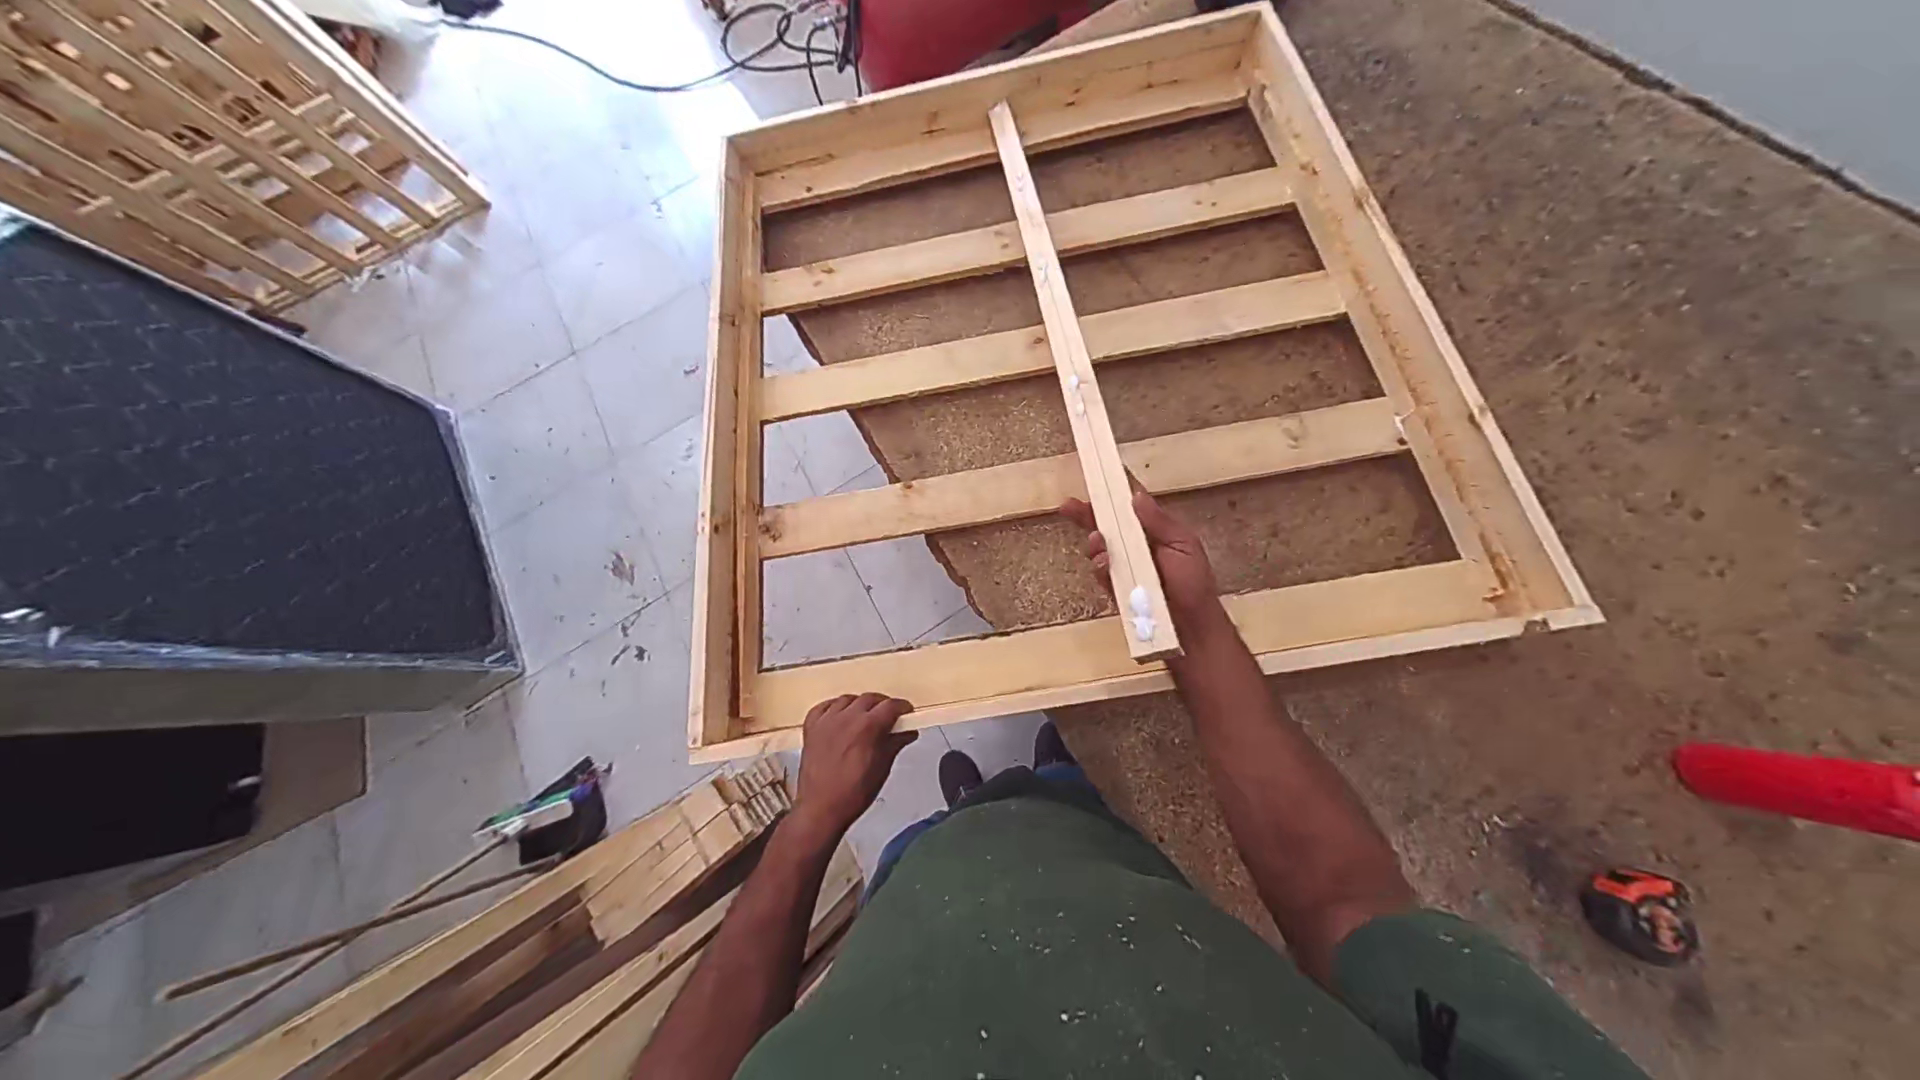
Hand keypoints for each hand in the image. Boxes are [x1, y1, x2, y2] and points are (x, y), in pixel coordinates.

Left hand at [791, 692, 916, 838]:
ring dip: (859, 704)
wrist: (821, 809)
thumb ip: (895, 744)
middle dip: (883, 704)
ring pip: (847, 700)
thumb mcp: (882, 768)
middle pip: (869, 699)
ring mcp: (826, 722)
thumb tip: (906, 733)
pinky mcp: (811, 729)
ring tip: (865, 715)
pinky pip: (823, 707)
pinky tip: (839, 715)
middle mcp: (846, 719)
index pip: (890, 706)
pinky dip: (833, 707)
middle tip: (889, 715)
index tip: (905, 711)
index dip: (902, 707)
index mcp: (867, 727)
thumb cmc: (851, 795)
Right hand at [1059, 491, 1220, 622]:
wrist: (1192, 627)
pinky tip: (1103, 563)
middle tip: (1067, 506)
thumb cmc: (1194, 583)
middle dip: (1085, 514)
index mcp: (1152, 530)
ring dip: (1093, 542)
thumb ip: (1160, 522)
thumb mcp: (1184, 545)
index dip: (1111, 492)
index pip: (1127, 506)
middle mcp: (1134, 544)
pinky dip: (1098, 567)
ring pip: (1098, 548)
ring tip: (1097, 541)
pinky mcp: (1115, 587)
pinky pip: (1100, 573)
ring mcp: (1123, 566)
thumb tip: (1136, 495)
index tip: (1096, 476)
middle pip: (1104, 524)